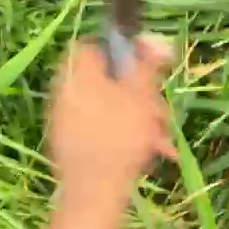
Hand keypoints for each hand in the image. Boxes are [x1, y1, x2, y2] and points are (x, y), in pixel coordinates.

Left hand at [47, 35, 176, 203]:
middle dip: (142, 94)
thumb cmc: (120, 137)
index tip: (147, 70)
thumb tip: (156, 38)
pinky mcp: (73, 141)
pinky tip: (150, 150)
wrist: (94, 189)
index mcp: (78, 74)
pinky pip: (105, 126)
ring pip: (112, 105)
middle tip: (161, 112)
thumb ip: (148, 66)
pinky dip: (128, 133)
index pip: (95, 45)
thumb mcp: (142, 96)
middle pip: (108, 78)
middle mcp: (67, 91)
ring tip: (161, 138)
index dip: (124, 52)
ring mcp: (67, 118)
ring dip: (141, 117)